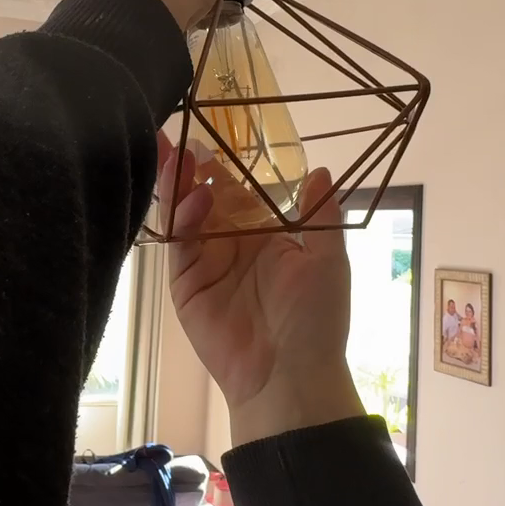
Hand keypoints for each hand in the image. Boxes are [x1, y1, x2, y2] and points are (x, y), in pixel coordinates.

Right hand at [158, 134, 364, 448]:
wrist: (290, 375)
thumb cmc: (316, 319)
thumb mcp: (328, 260)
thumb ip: (319, 214)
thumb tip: (320, 169)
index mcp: (262, 233)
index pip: (236, 187)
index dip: (222, 161)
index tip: (211, 130)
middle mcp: (228, 241)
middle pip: (202, 193)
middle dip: (188, 164)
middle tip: (175, 133)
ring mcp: (203, 261)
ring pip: (183, 213)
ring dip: (179, 183)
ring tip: (178, 154)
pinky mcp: (185, 282)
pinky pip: (178, 244)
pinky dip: (182, 218)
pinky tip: (195, 197)